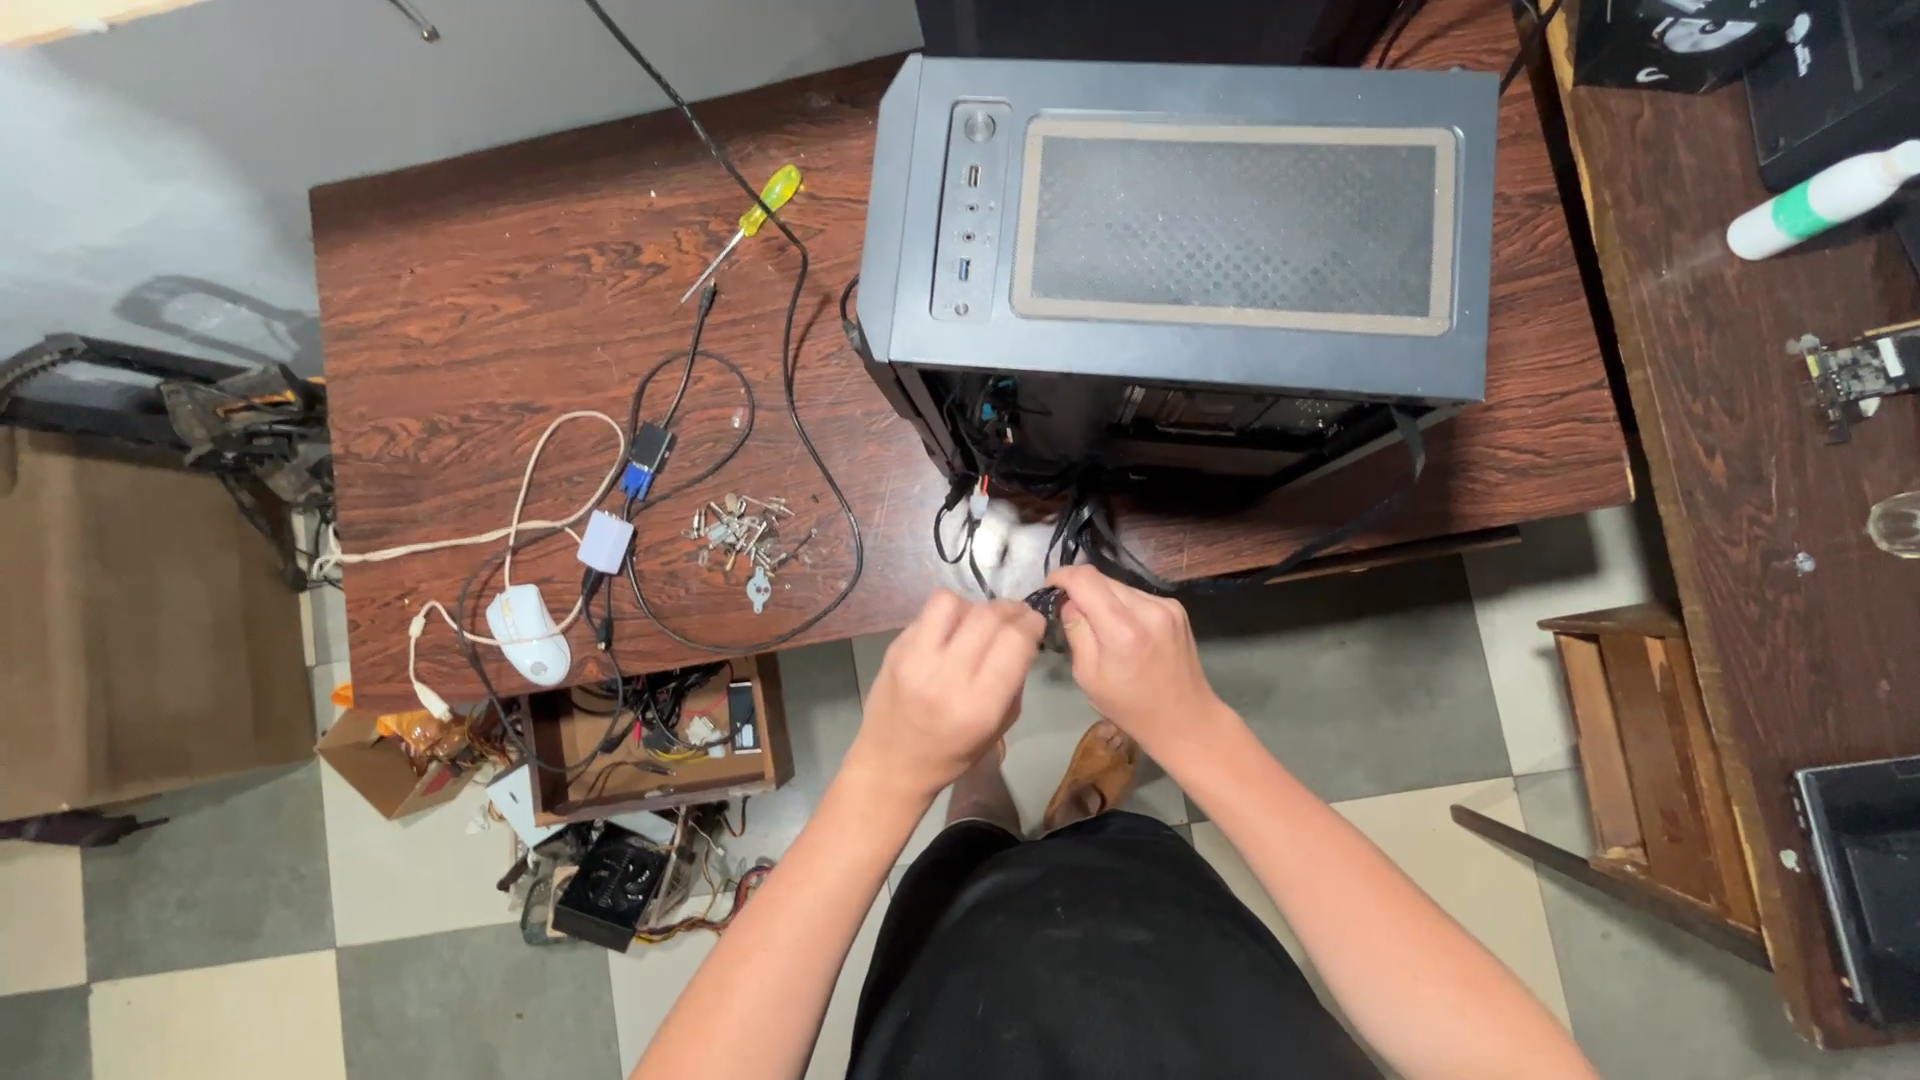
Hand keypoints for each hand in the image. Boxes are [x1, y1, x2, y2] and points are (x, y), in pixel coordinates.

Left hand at [850, 589, 1043, 800]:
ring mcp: (915, 659)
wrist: (890, 764)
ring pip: (951, 601)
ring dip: (973, 605)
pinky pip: (927, 612)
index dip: (1031, 623)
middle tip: (1015, 615)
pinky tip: (951, 630)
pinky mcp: (895, 649)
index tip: (1035, 623)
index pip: (1014, 641)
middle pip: (988, 616)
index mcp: (978, 705)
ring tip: (977, 621)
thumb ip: (1014, 681)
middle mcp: (946, 677)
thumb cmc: (952, 754)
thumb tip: (1023, 638)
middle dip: (1010, 608)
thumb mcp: (998, 727)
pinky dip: (947, 614)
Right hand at [1047, 564, 1226, 750]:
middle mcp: (1148, 609)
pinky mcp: (1177, 608)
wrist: (1185, 718)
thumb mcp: (1087, 676)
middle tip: (1071, 612)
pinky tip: (1126, 630)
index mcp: (1122, 629)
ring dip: (1103, 598)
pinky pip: (1138, 595)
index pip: (1084, 579)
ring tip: (1100, 626)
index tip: (1050, 587)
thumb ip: (1076, 631)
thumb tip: (1068, 601)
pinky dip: (1124, 605)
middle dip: (1081, 589)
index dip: (1062, 576)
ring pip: (1120, 585)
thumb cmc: (1129, 706)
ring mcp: (1167, 606)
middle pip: (1102, 578)